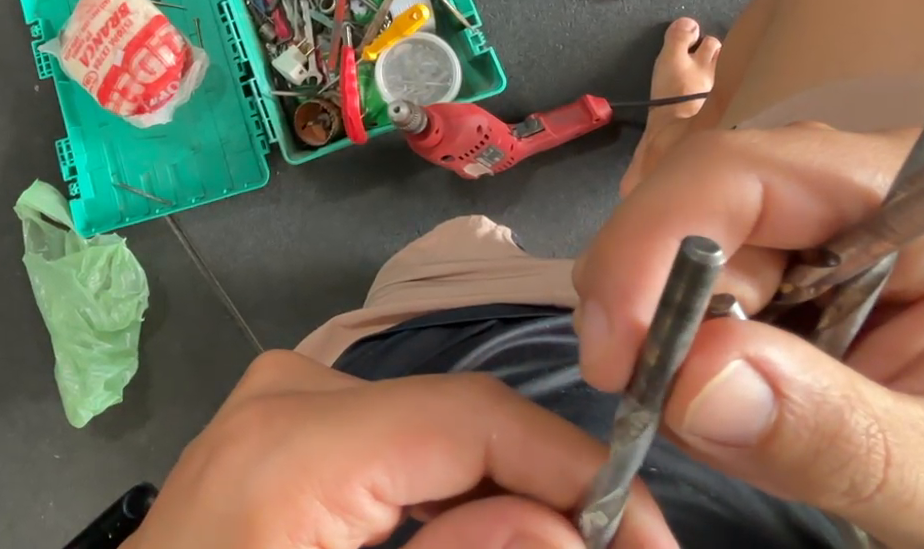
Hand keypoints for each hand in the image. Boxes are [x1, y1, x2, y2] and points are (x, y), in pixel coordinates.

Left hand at [126, 350, 677, 548]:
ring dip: (491, 490)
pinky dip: (437, 485)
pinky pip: (384, 435)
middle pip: (452, 419)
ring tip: (541, 538)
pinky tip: (462, 528)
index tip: (647, 534)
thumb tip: (566, 526)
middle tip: (601, 547)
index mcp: (295, 441)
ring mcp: (276, 394)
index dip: (571, 467)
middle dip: (537, 488)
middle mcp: (286, 389)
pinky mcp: (276, 415)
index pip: (467, 415)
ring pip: (426, 425)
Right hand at [574, 124, 923, 548]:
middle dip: (650, 302)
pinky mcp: (760, 257)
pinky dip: (662, 340)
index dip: (656, 239)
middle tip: (638, 395)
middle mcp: (843, 188)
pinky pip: (669, 277)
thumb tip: (690, 382)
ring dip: (656, 330)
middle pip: (689, 205)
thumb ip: (836, 439)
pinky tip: (705, 393)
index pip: (745, 174)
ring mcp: (794, 220)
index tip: (613, 346)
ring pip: (666, 242)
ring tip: (703, 414)